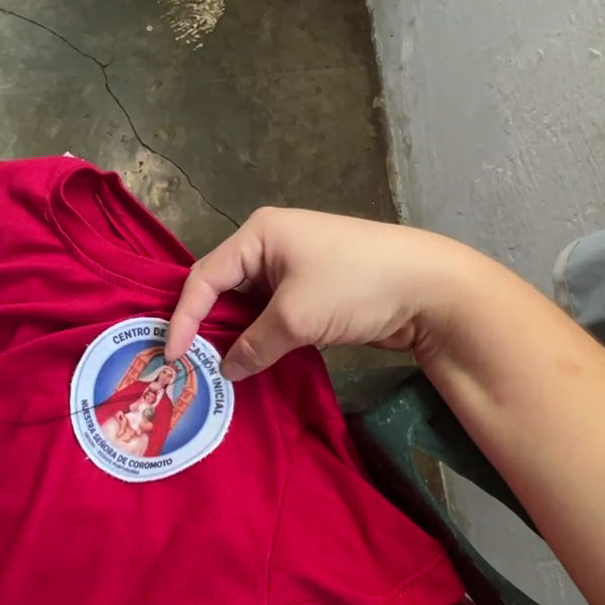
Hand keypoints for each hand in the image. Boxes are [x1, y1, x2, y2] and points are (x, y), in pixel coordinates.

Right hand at [166, 208, 481, 378]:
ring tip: (212, 369)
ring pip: (247, 305)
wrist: (431, 289)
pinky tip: (248, 362)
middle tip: (185, 365)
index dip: (184, 317)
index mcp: (259, 234)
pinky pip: (271, 315)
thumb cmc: (354, 286)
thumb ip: (253, 345)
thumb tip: (226, 370)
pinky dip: (259, 338)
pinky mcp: (312, 291)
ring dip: (233, 335)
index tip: (173, 357)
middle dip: (204, 326)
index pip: (205, 276)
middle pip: (222, 288)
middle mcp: (270, 244)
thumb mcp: (295, 318)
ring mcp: (293, 267)